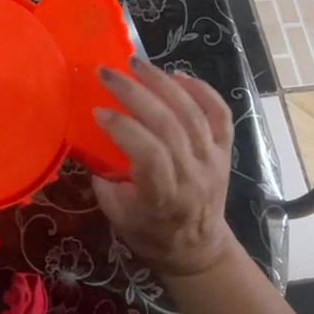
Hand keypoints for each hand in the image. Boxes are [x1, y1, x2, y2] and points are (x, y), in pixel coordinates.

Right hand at [93, 57, 235, 278]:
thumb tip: (88, 143)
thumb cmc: (151, 234)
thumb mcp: (118, 218)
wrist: (199, 249)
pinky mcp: (225, 150)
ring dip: (162, 82)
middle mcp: (192, 175)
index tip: (98, 111)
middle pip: (168, 125)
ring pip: (192, 113)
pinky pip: (219, 114)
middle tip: (107, 73)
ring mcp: (212, 160)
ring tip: (136, 64)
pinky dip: (202, 90)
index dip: (123, 128)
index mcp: (164, 197)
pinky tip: (178, 75)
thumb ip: (104, 181)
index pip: (149, 154)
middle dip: (134, 92)